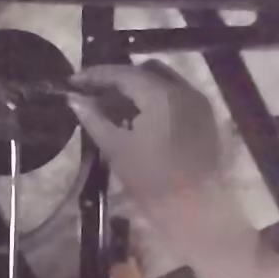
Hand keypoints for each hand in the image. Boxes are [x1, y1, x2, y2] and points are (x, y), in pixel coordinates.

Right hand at [68, 61, 223, 207]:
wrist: (192, 207)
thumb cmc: (149, 178)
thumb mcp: (114, 146)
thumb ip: (92, 117)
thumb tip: (74, 98)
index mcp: (161, 95)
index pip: (123, 73)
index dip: (96, 75)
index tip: (73, 80)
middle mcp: (184, 90)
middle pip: (145, 71)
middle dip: (117, 77)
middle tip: (92, 90)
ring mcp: (198, 102)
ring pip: (162, 81)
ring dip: (136, 86)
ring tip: (111, 102)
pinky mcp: (204, 117)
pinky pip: (174, 95)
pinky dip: (152, 97)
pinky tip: (135, 114)